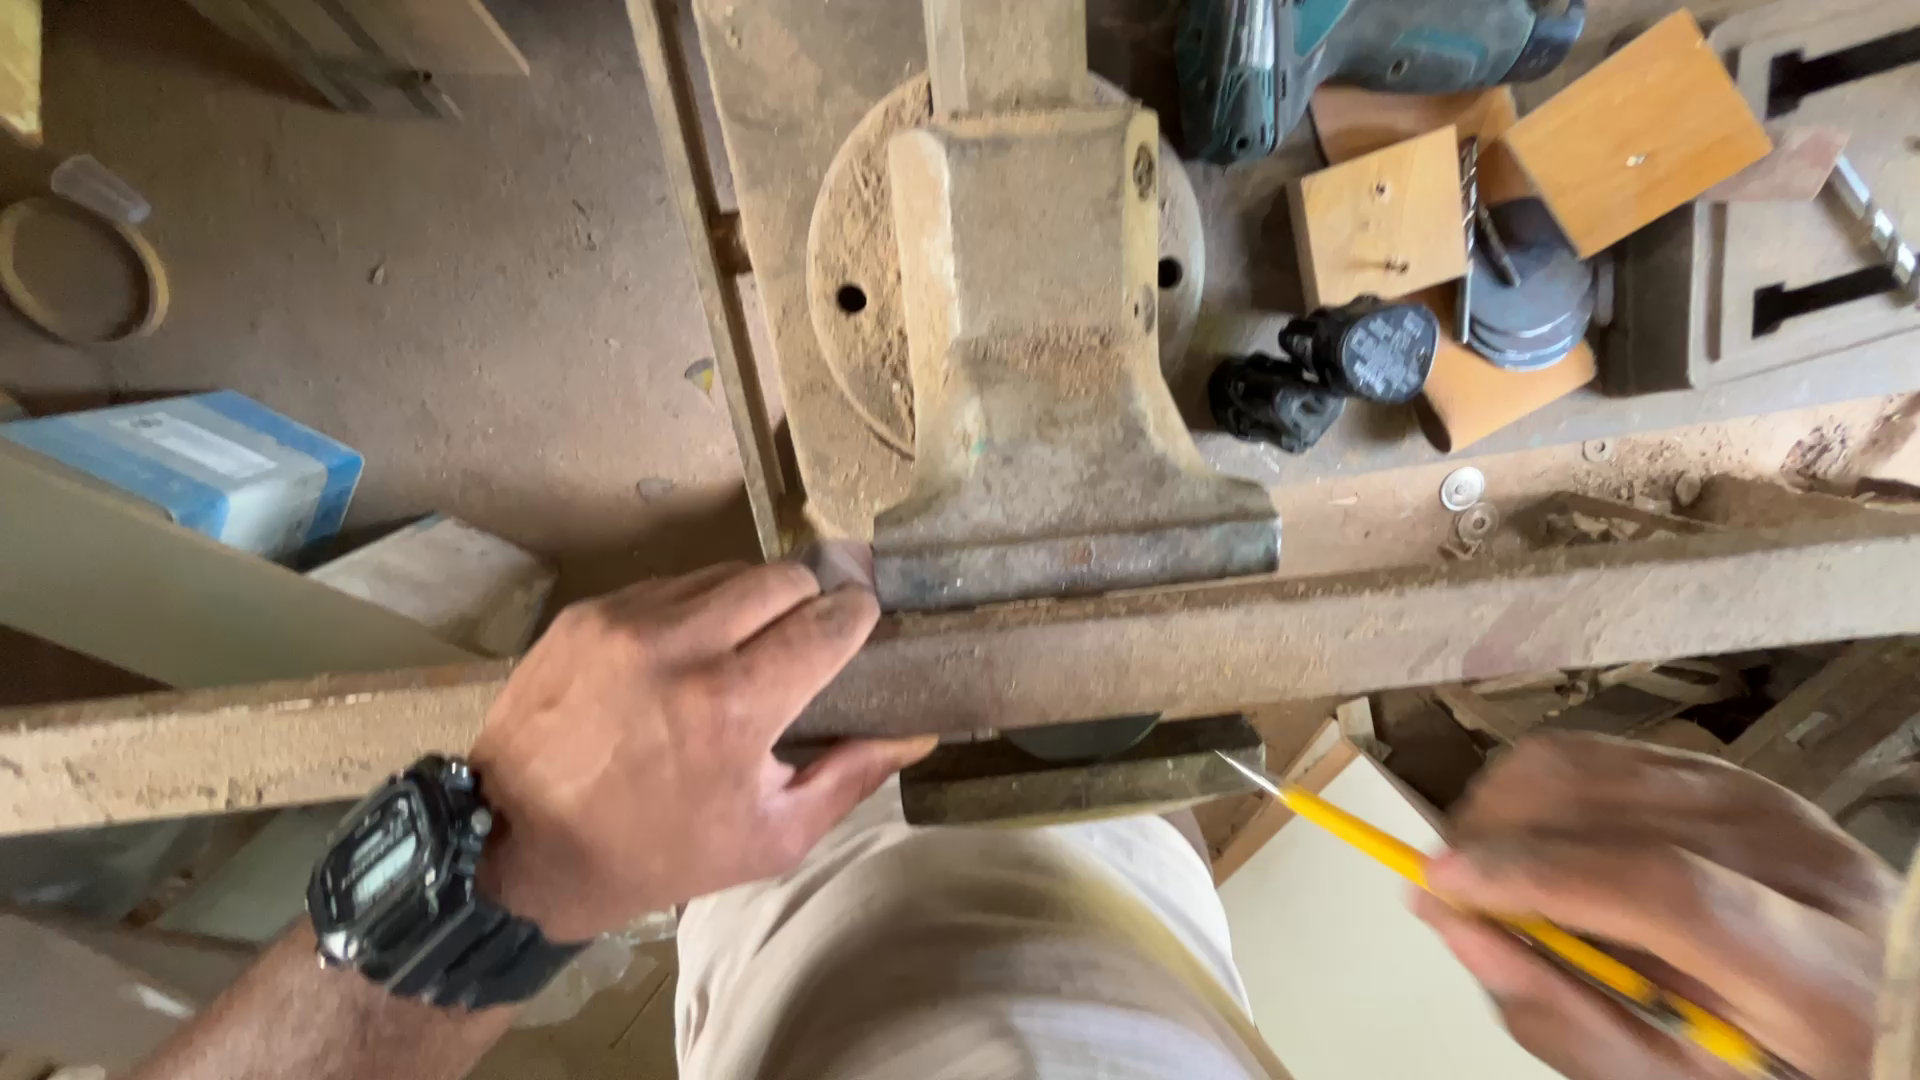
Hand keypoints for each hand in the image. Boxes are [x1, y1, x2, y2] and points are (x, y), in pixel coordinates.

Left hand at [468, 544, 936, 942]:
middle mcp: (682, 643)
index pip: (830, 619)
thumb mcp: (769, 837)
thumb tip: (916, 732)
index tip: (862, 628)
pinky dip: (701, 607)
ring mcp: (629, 617)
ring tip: (746, 644)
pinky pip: (677, 583)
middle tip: (808, 636)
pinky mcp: (591, 609)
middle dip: (813, 600)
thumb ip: (852, 776)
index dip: (859, 618)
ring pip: (732, 571)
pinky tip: (687, 649)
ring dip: (757, 600)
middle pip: (787, 576)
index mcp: (732, 706)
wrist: (509, 847)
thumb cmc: (654, 852)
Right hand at [1410, 733, 1899, 1079]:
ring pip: (1571, 766)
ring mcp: (1757, 800)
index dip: (1535, 875)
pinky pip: (1577, 752)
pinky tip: (1526, 836)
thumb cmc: (1759, 1063)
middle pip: (1599, 808)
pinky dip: (1523, 789)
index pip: (1664, 888)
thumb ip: (1564, 1018)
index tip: (1440, 885)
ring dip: (1495, 809)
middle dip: (1490, 836)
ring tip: (1485, 863)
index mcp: (1821, 972)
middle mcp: (1799, 861)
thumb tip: (1451, 924)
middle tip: (1449, 884)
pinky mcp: (1715, 770)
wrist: (1859, 1011)